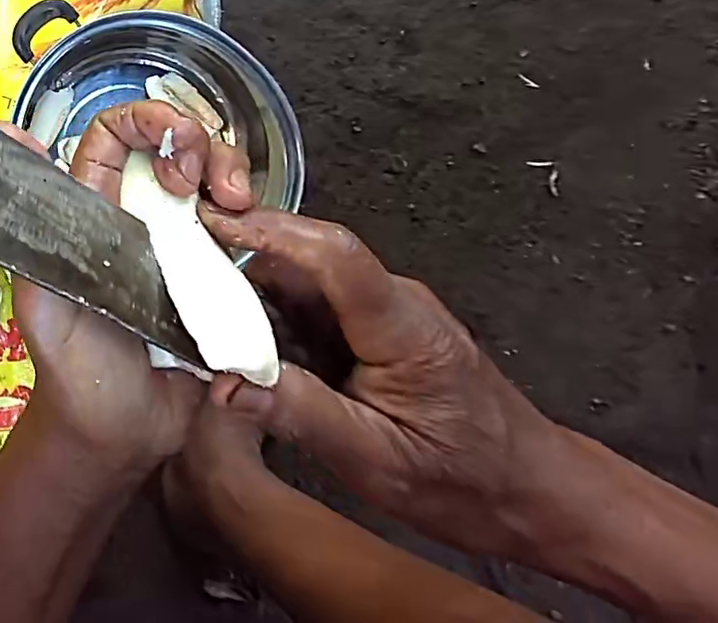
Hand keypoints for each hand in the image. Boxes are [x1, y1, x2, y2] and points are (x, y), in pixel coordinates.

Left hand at [0, 100, 253, 471]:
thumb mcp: (40, 294)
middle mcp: (135, 215)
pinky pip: (240, 227)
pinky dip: (254, 215)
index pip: (113, 136)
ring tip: (237, 200)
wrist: (119, 433)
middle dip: (198, 142)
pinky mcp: (215, 274)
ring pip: (208, 176)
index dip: (144, 123)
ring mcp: (178, 242)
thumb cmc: (71, 365)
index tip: (173, 155)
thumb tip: (7, 137)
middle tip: (210, 184)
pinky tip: (252, 225)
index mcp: (92, 209)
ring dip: (229, 169)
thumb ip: (28, 226)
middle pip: (170, 145)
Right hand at [197, 207, 570, 558]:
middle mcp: (389, 300)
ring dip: (246, 287)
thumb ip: (297, 413)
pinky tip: (237, 333)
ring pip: (296, 275)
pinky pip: (303, 299)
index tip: (206, 222)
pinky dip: (264, 310)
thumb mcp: (377, 461)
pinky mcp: (363, 321)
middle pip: (303, 255)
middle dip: (238, 254)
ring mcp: (376, 307)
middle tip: (177, 268)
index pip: (333, 253)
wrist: (540, 494)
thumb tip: (219, 383)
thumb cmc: (470, 482)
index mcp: (403, 327)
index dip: (267, 229)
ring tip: (196, 306)